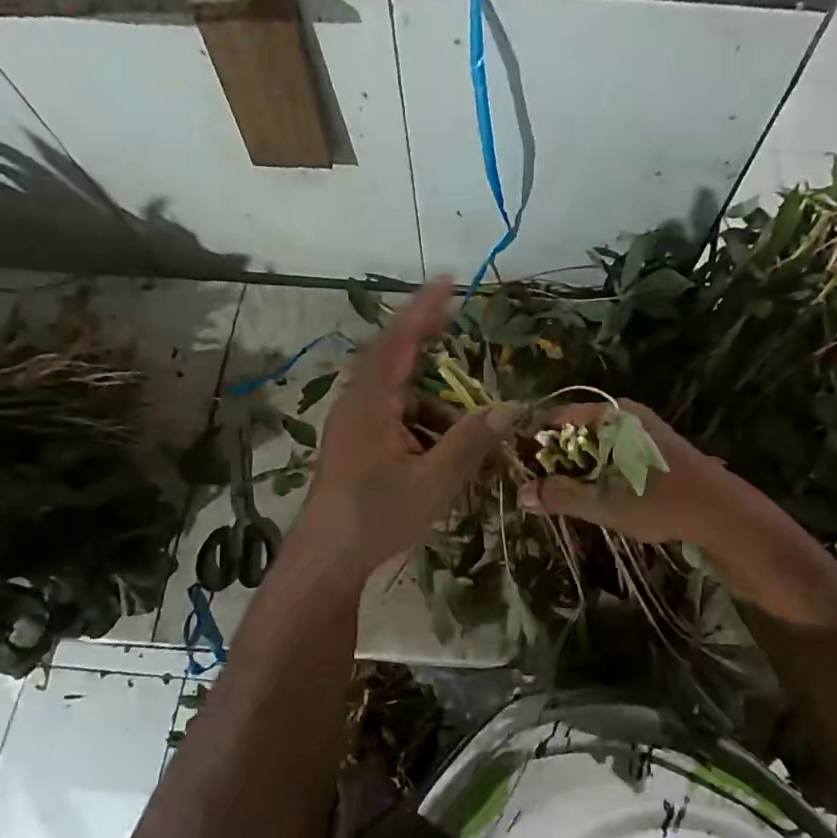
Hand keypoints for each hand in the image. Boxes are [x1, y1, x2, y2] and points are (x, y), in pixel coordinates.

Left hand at [298, 281, 515, 579]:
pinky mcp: (354, 443)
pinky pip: (391, 414)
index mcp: (371, 403)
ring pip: (396, 392)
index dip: (425, 310)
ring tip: (464, 424)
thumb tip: (509, 409)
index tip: (450, 281)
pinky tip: (439, 448)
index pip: (400, 342)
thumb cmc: (377, 518)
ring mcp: (352, 423)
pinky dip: (418, 420)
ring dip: (430, 399)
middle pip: (394, 358)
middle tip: (457, 327)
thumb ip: (471, 443)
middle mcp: (357, 404)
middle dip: (427, 342)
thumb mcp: (434, 483)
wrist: (327, 556)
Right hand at [518, 400, 740, 546]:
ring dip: (577, 468)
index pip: (559, 417)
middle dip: (555, 457)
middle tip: (534, 484)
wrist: (721, 514)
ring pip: (596, 445)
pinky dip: (598, 471)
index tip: (516, 462)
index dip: (535, 439)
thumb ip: (560, 495)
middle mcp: (627, 416)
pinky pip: (614, 454)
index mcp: (613, 415)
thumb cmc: (658, 501)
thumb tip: (522, 494)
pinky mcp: (655, 451)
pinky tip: (592, 494)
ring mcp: (644, 432)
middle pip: (577, 431)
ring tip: (557, 493)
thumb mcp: (602, 502)